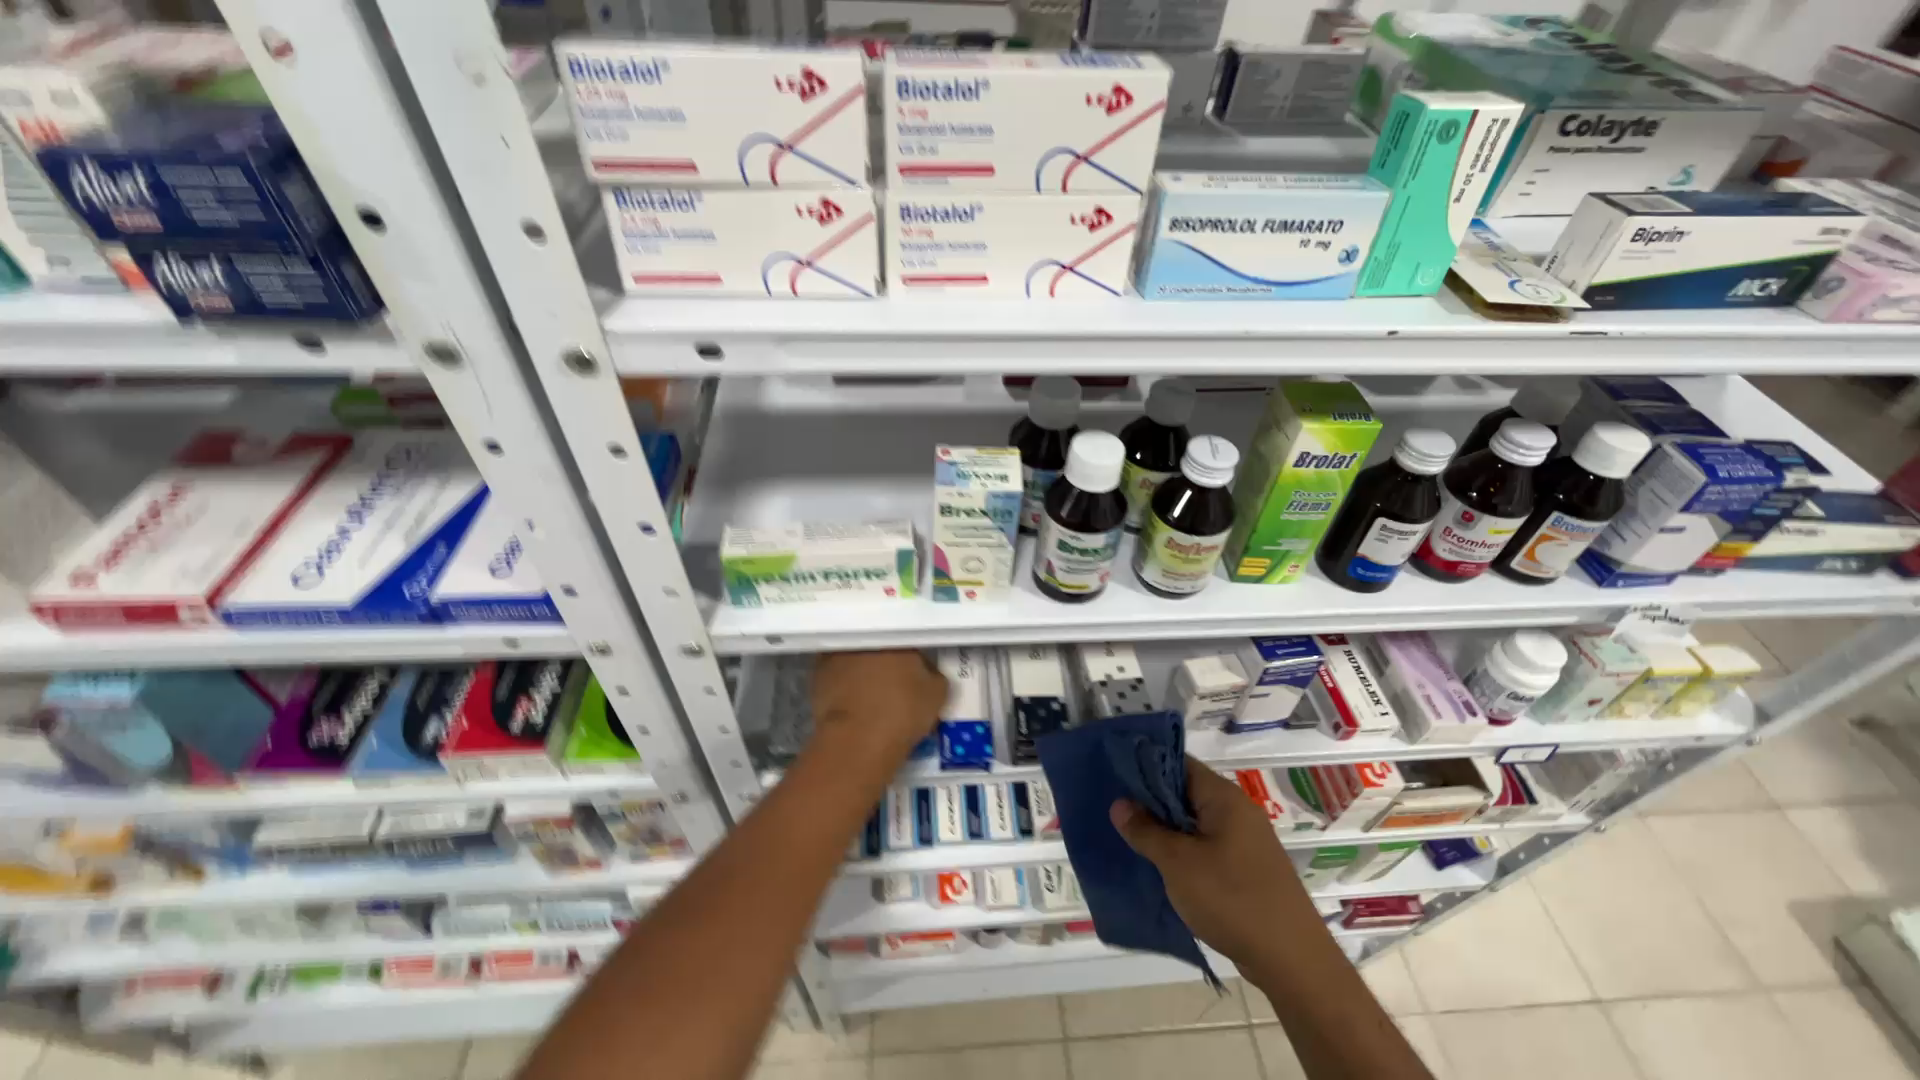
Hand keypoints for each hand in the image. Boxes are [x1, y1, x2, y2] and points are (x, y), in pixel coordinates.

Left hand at [811, 650, 947, 760]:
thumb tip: (925, 670)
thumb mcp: (937, 693)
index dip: (913, 658)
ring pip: (855, 660)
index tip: (915, 674)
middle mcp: (864, 638)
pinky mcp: (817, 676)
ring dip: (862, 671)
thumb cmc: (904, 712)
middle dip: (885, 662)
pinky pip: (837, 677)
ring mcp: (836, 654)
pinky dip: (844, 686)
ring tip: (871, 696)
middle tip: (894, 685)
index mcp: (895, 636)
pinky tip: (853, 704)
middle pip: (878, 648)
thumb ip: (933, 674)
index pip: (908, 641)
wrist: (859, 739)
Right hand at [1110, 757, 1307, 970]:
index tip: (1113, 777)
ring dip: (1166, 830)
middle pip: (1187, 793)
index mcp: (1224, 798)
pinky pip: (1207, 848)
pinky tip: (1160, 867)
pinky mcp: (1247, 869)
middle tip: (1114, 812)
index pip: (1179, 764)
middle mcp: (1238, 811)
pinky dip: (1183, 852)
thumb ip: (1146, 830)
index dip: (1145, 767)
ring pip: (1195, 824)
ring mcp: (1246, 842)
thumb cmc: (1231, 899)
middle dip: (1151, 802)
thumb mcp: (1178, 863)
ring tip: (1129, 838)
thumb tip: (1120, 804)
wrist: (1291, 958)